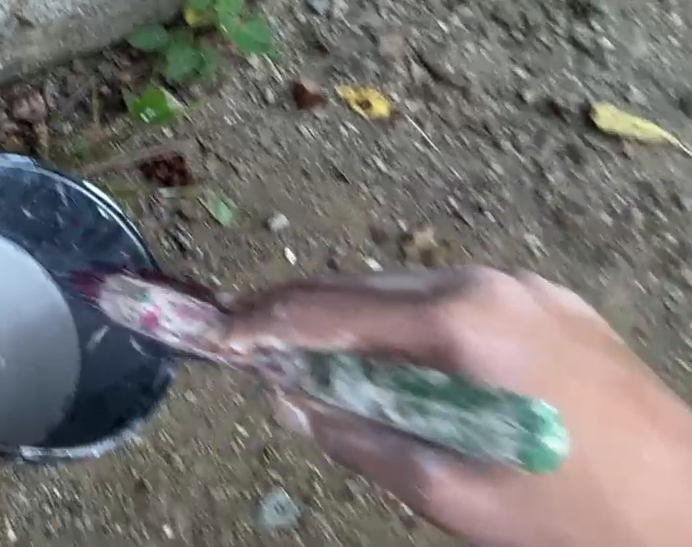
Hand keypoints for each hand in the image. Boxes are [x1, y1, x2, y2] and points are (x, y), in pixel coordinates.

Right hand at [221, 268, 691, 546]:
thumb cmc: (590, 521)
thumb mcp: (458, 495)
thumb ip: (355, 438)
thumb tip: (284, 400)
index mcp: (462, 320)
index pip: (329, 311)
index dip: (262, 322)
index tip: (216, 333)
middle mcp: (485, 283)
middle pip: (355, 288)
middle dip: (292, 312)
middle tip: (240, 330)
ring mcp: (522, 287)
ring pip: (395, 290)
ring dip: (342, 317)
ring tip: (300, 345)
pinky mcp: (547, 302)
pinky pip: (444, 301)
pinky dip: (397, 323)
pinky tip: (381, 350)